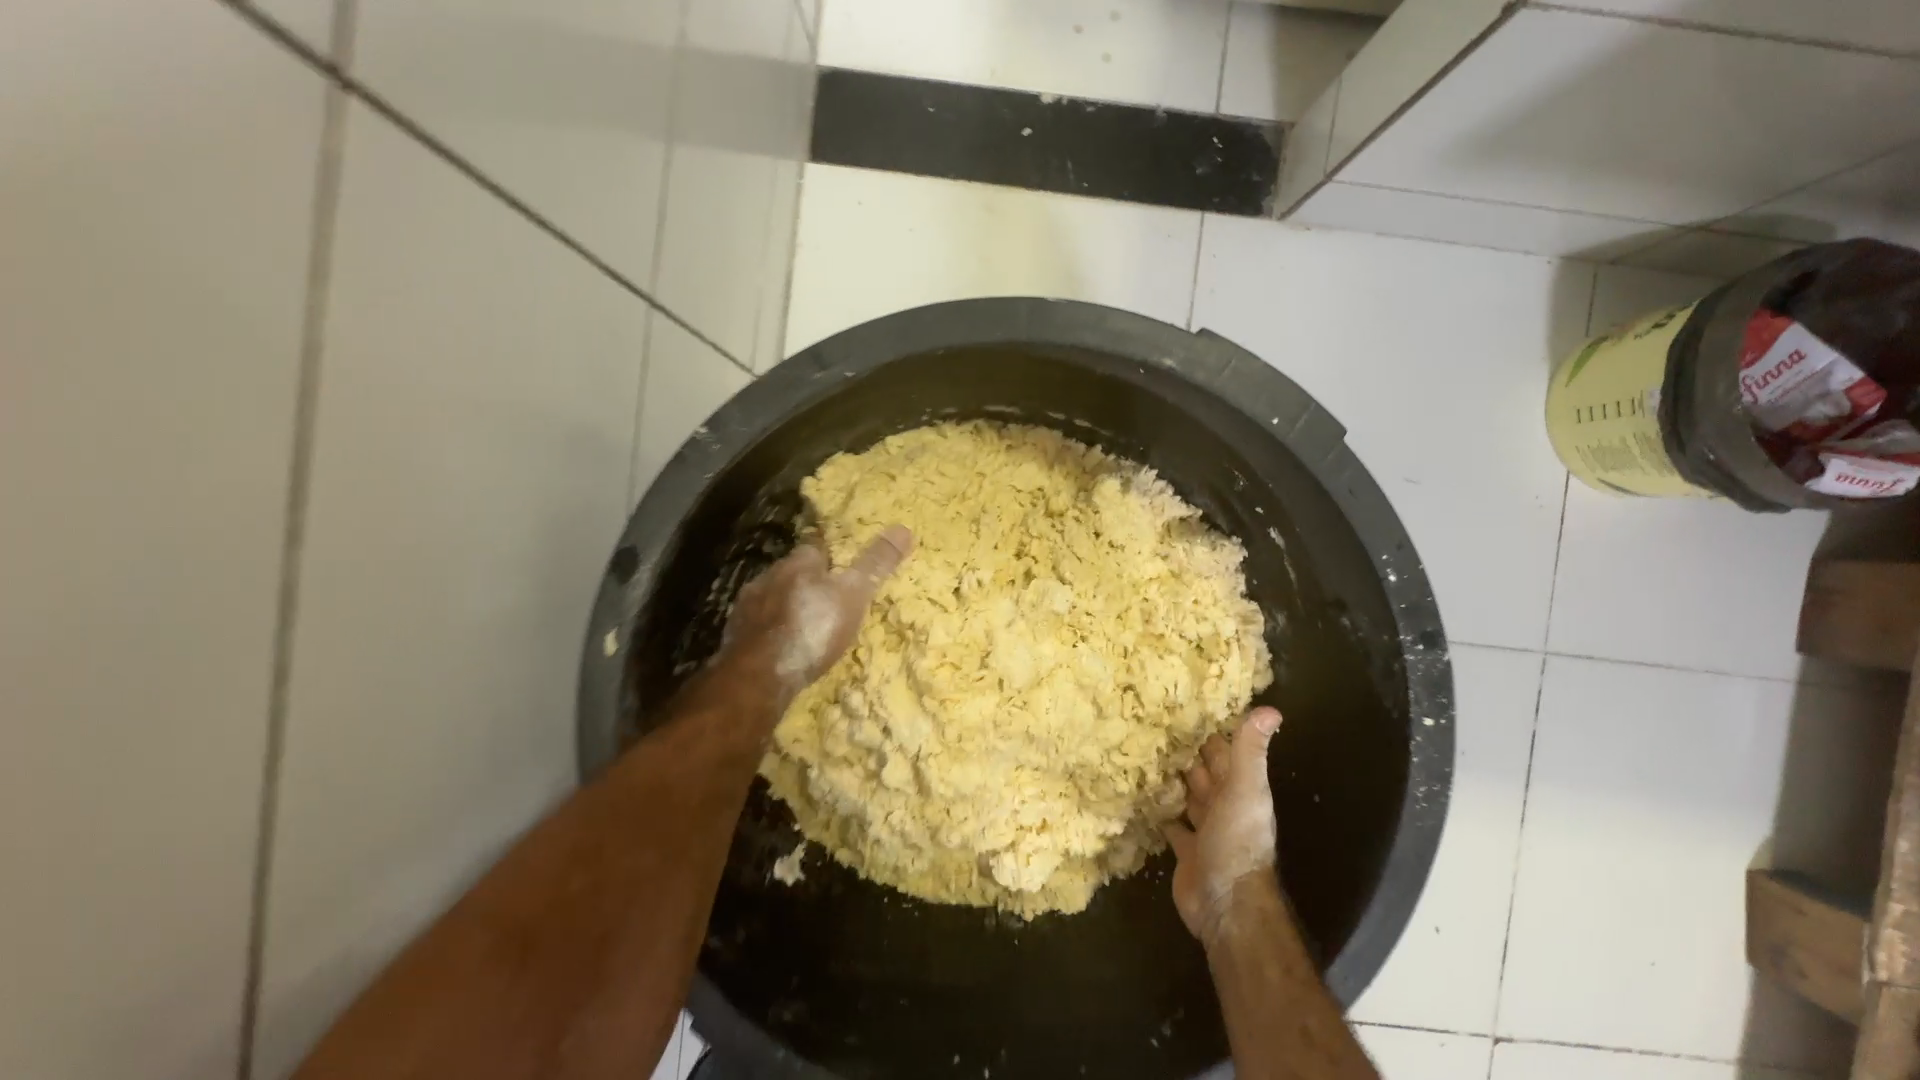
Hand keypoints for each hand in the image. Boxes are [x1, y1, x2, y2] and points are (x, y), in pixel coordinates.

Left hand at [719, 524, 912, 693]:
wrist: (760, 674)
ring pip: (771, 597)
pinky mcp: (736, 634)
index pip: (816, 547)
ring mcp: (748, 605)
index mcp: (799, 562)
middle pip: (791, 572)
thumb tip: (904, 528)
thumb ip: (875, 564)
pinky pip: (758, 625)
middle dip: (806, 581)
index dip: (829, 554)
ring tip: (804, 622)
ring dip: (786, 605)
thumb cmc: (813, 629)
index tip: (840, 562)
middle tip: (826, 597)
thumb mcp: (854, 594)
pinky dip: (770, 630)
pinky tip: (780, 644)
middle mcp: (769, 575)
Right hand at [1164, 707, 1282, 946]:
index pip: (1223, 750)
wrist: (1225, 902)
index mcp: (1240, 788)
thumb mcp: (1246, 789)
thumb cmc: (1237, 841)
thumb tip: (1272, 709)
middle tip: (1154, 724)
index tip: (1183, 703)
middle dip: (1185, 751)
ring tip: (1145, 754)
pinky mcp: (1185, 849)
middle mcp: (1224, 804)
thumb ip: (1251, 751)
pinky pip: (1171, 823)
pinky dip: (1160, 810)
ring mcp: (1204, 828)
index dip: (1208, 729)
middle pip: (1203, 771)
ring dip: (1172, 778)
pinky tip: (1142, 796)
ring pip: (1187, 794)